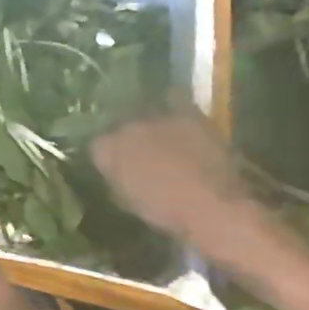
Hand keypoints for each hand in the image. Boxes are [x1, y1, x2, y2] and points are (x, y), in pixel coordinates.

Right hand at [91, 111, 261, 249]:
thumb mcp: (126, 201)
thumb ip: (116, 179)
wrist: (211, 206)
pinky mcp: (187, 114)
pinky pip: (174, 98)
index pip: (97, 146)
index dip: (108, 157)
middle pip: (121, 126)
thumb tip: (117, 171)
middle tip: (140, 152)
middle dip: (127, 137)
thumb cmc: (165, 211)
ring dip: (149, 121)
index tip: (117, 168)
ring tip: (160, 133)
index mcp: (105, 150)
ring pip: (145, 111)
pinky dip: (173, 102)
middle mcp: (125, 127)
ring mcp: (156, 118)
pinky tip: (177, 113)